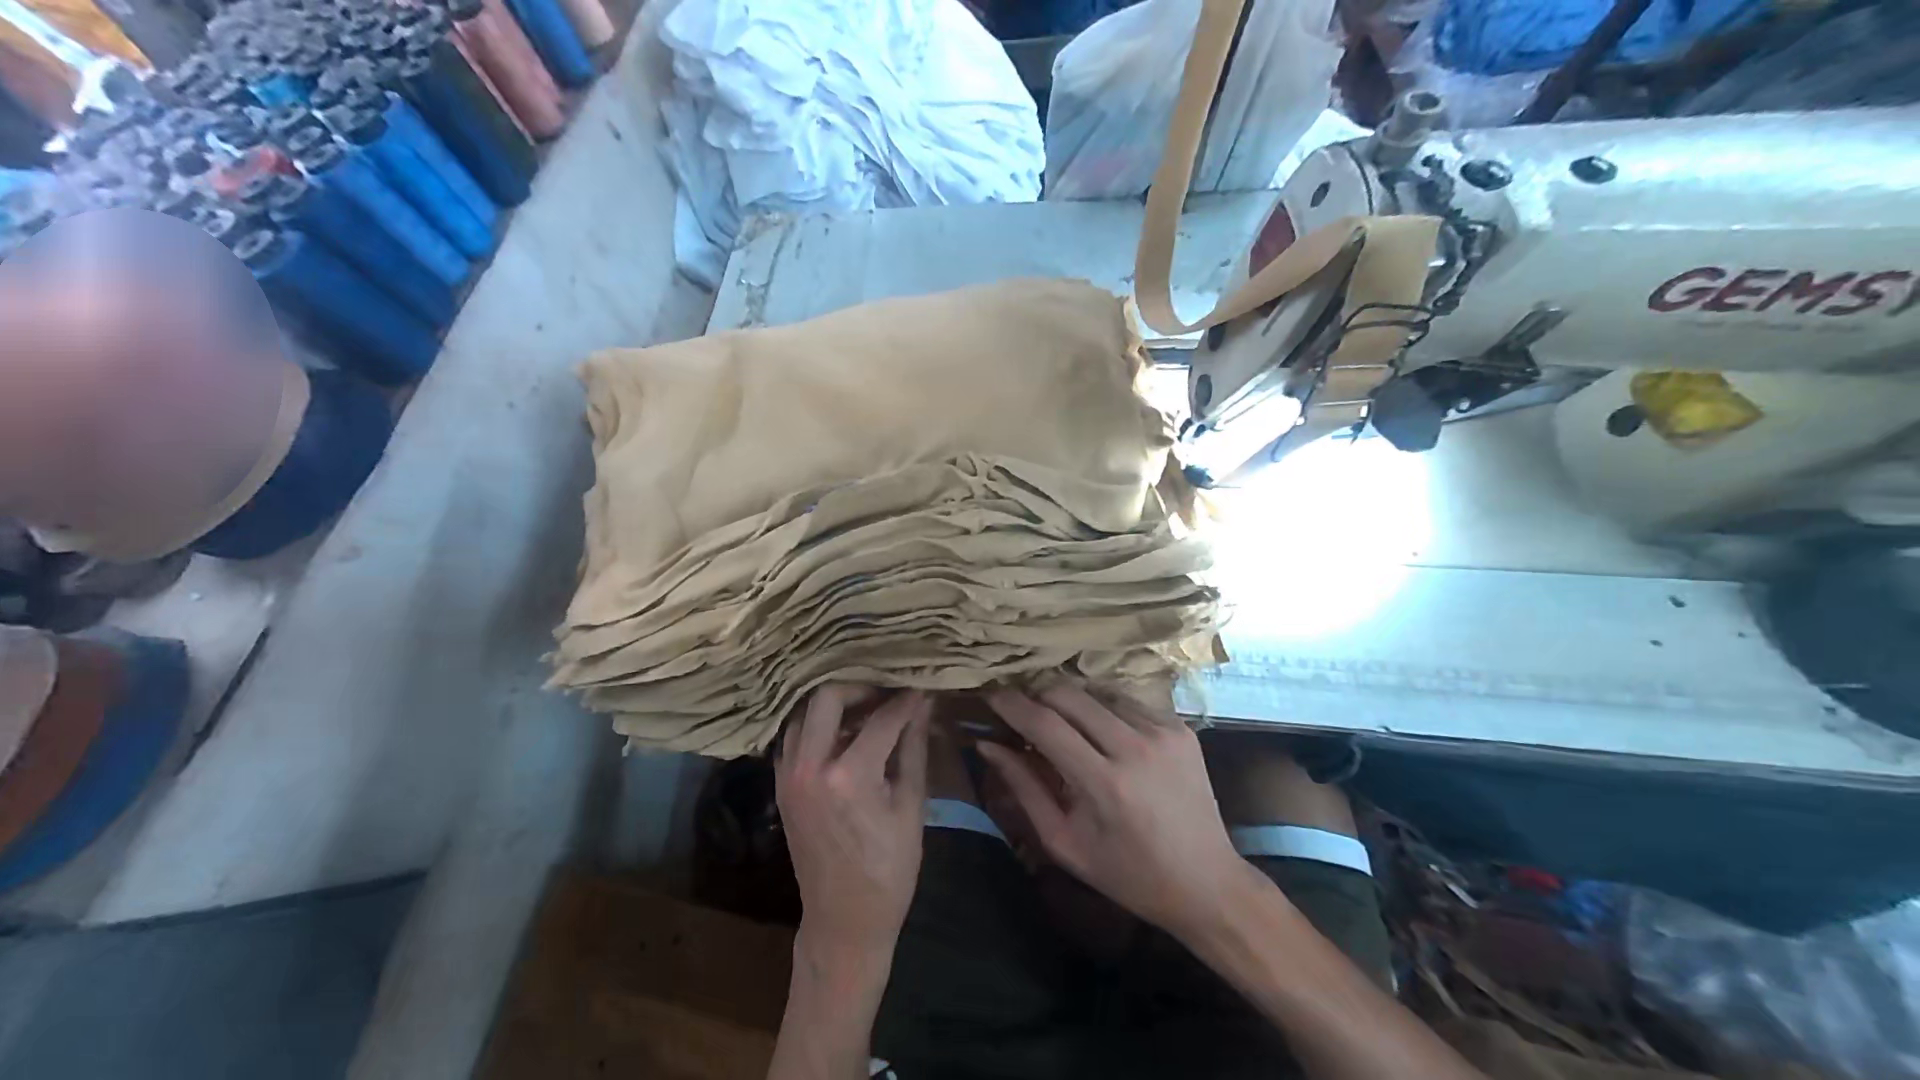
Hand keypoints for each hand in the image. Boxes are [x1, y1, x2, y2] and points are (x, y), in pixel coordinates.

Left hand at [777, 684, 931, 951]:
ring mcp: (788, 776)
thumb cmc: (889, 869)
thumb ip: (913, 748)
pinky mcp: (780, 786)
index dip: (906, 699)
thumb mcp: (911, 807)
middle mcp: (810, 767)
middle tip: (886, 693)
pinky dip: (817, 726)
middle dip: (860, 687)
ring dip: (835, 705)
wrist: (843, 920)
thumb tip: (922, 705)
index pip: (881, 717)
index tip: (921, 686)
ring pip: (804, 713)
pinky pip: (794, 737)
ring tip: (866, 711)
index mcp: (849, 776)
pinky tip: (843, 734)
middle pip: (827, 697)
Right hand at [978, 683, 1253, 938]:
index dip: (1011, 704)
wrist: (1207, 882)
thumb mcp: (1064, 842)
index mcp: (1104, 783)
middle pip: (1068, 694)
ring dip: (1071, 702)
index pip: (1045, 724)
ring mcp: (1163, 733)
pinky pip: (1127, 703)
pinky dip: (1104, 711)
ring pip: (1097, 693)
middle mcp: (1135, 747)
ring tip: (1061, 724)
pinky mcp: (1180, 728)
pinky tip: (1100, 734)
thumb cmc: (1127, 873)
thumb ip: (1024, 789)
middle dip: (1037, 694)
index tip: (990, 695)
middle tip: (1022, 709)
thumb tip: (988, 745)